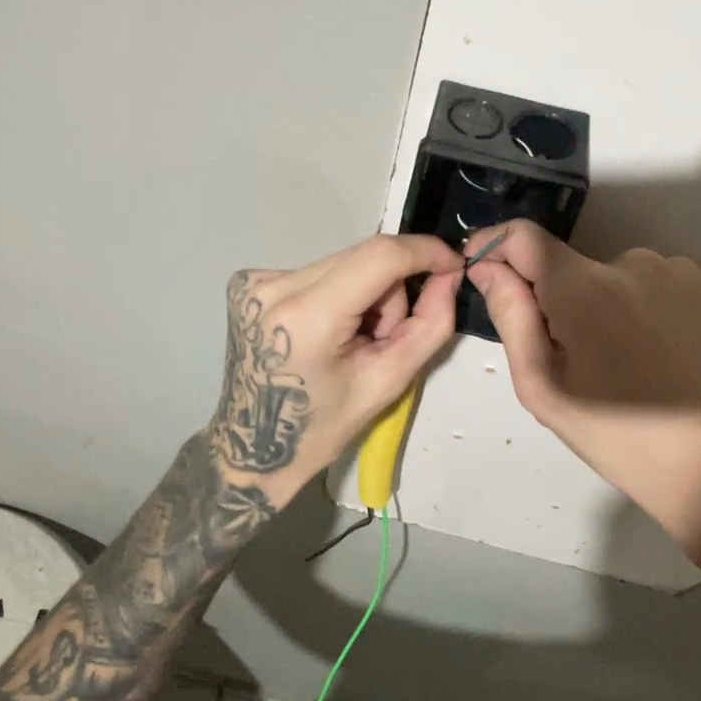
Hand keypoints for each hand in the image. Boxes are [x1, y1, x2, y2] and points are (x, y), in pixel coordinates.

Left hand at [209, 233, 464, 503]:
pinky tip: (323, 334)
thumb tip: (449, 274)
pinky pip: (318, 271)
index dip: (424, 252)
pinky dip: (335, 295)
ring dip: (363, 293)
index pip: (379, 256)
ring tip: (349, 342)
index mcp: (306, 317)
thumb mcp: (388, 382)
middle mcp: (273, 287)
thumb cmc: (323, 426)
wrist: (254, 449)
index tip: (452, 263)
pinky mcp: (248, 283)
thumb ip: (429, 324)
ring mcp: (254, 282)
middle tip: (380, 338)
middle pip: (363, 256)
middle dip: (390, 290)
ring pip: (343, 261)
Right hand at [463, 220, 700, 562]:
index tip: (484, 267)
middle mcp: (632, 262)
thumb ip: (511, 317)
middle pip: (572, 265)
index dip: (496, 245)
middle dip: (560, 298)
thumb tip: (485, 266)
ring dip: (606, 301)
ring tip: (625, 357)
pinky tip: (660, 347)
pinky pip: (656, 280)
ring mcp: (678, 269)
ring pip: (615, 273)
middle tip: (575, 355)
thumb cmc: (616, 435)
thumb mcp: (543, 387)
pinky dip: (645, 303)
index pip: (525, 237)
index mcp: (584, 290)